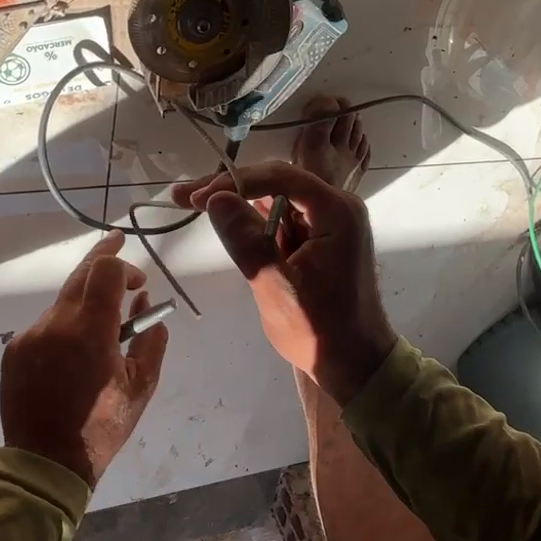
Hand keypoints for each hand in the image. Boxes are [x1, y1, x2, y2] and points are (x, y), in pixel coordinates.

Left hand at [0, 232, 169, 485]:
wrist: (45, 464)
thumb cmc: (102, 427)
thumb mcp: (142, 384)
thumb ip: (150, 337)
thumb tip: (145, 302)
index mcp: (90, 329)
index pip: (105, 269)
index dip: (124, 266)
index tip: (138, 283)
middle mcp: (56, 322)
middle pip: (81, 273)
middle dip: (103, 257)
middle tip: (118, 241)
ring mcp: (30, 335)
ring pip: (64, 301)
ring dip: (85, 302)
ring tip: (100, 332)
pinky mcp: (14, 350)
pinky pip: (45, 326)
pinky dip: (63, 327)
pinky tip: (72, 356)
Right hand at [174, 162, 396, 404]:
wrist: (356, 363)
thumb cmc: (321, 331)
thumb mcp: (276, 288)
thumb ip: (246, 241)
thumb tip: (216, 198)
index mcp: (337, 212)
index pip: (280, 177)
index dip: (235, 182)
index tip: (197, 197)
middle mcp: (338, 206)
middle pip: (277, 181)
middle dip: (230, 187)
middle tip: (184, 196)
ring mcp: (330, 220)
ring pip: (276, 196)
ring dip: (237, 200)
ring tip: (192, 201)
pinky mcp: (320, 234)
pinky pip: (283, 216)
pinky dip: (253, 218)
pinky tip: (224, 216)